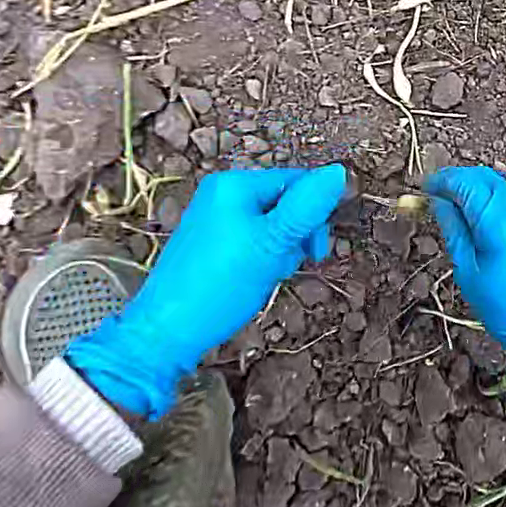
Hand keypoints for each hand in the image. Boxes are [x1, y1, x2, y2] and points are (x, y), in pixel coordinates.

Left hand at [67, 165, 346, 417]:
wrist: (166, 334)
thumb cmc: (221, 284)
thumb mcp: (274, 242)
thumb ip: (308, 206)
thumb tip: (339, 172)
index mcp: (235, 184)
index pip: (299, 182)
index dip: (315, 215)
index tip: (313, 250)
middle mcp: (224, 193)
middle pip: (289, 202)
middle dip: (298, 234)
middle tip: (288, 263)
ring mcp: (218, 217)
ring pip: (277, 223)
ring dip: (285, 249)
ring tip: (271, 272)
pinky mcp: (216, 241)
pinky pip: (258, 238)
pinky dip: (267, 256)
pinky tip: (259, 276)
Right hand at [426, 166, 505, 350]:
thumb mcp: (468, 270)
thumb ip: (454, 229)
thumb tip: (439, 202)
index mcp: (498, 219)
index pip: (466, 182)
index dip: (443, 180)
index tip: (428, 186)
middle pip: (488, 179)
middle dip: (464, 184)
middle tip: (445, 199)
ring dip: (487, 197)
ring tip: (473, 221)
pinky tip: (501, 232)